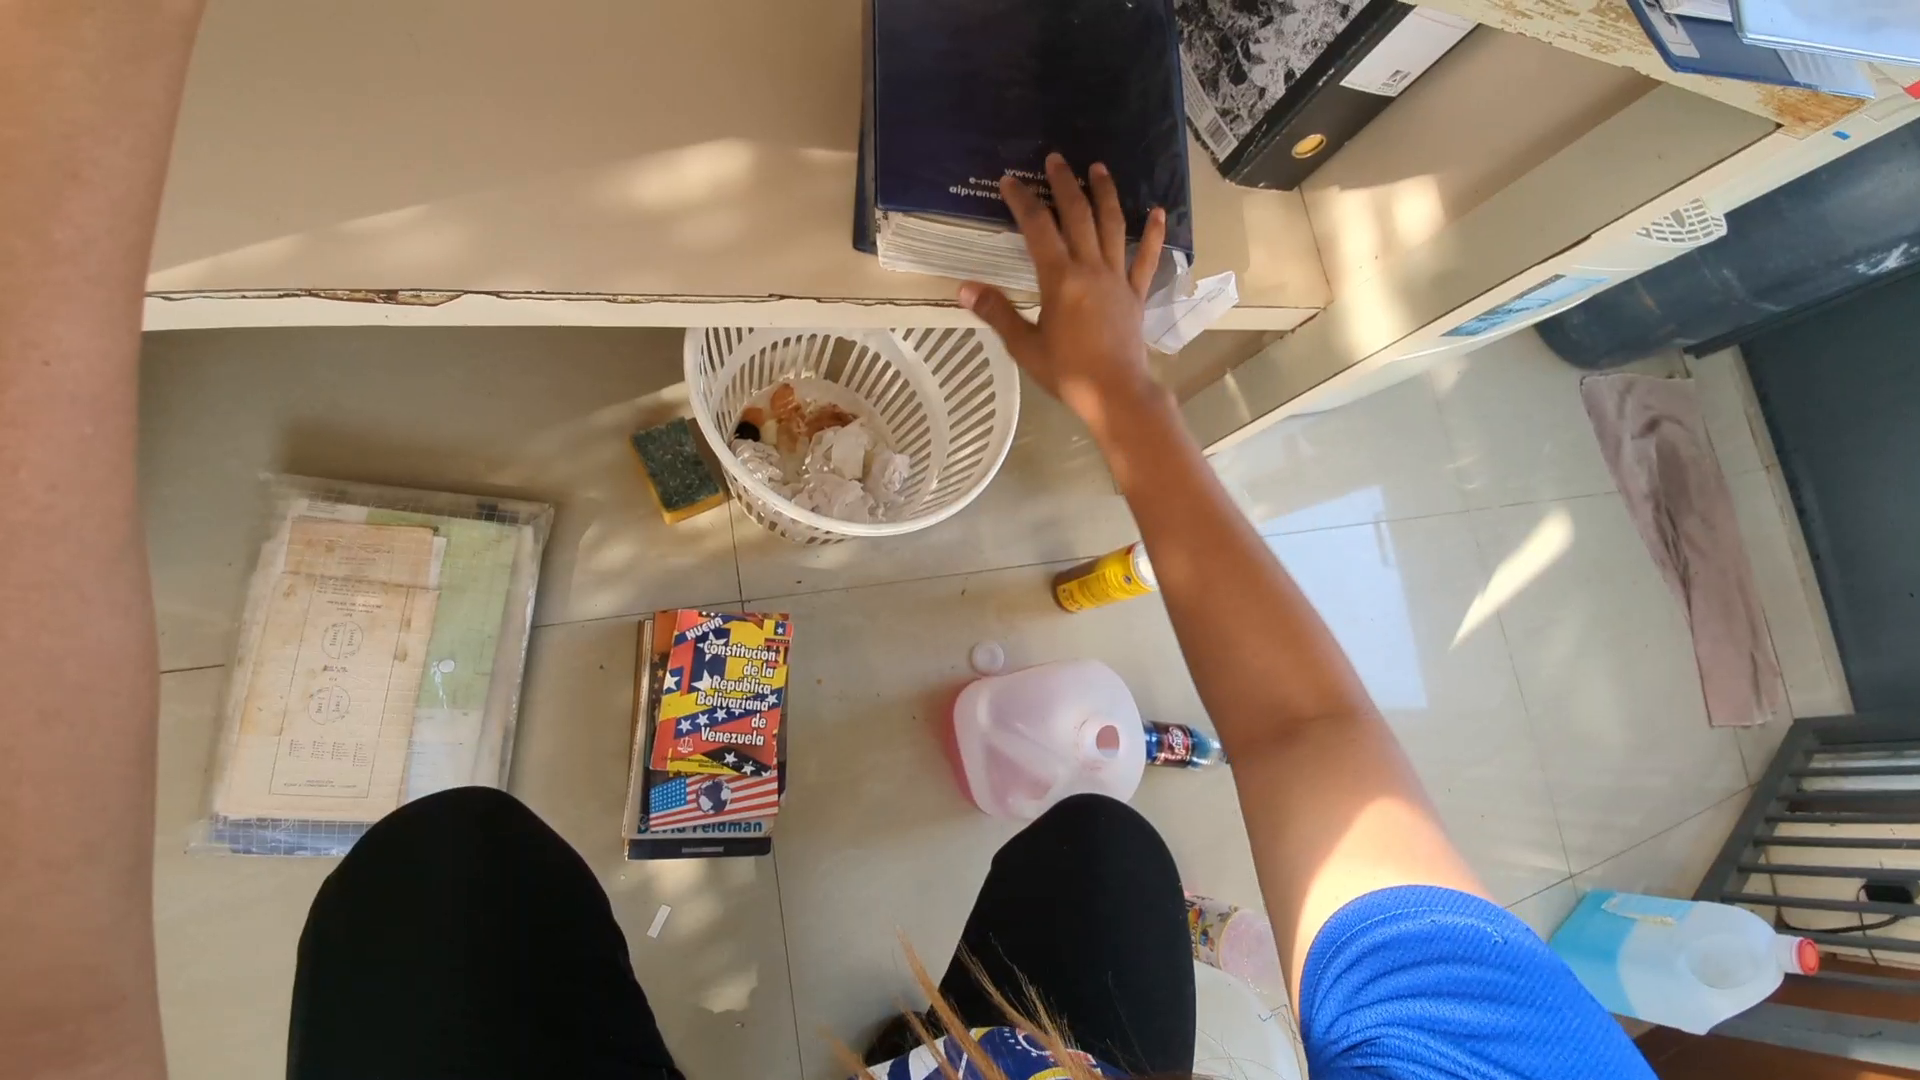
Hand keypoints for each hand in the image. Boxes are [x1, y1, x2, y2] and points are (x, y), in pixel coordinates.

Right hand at [958, 153, 1171, 439]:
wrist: (1115, 393)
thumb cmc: (1067, 373)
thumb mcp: (1024, 346)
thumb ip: (997, 313)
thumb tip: (964, 287)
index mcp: (1060, 280)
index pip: (1038, 229)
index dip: (1023, 201)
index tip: (1010, 181)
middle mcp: (1091, 269)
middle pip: (1078, 215)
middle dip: (1065, 184)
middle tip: (1055, 159)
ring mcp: (1118, 279)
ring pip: (1112, 226)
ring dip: (1105, 194)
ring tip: (1098, 168)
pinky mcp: (1136, 294)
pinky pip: (1145, 259)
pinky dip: (1152, 234)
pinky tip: (1156, 212)